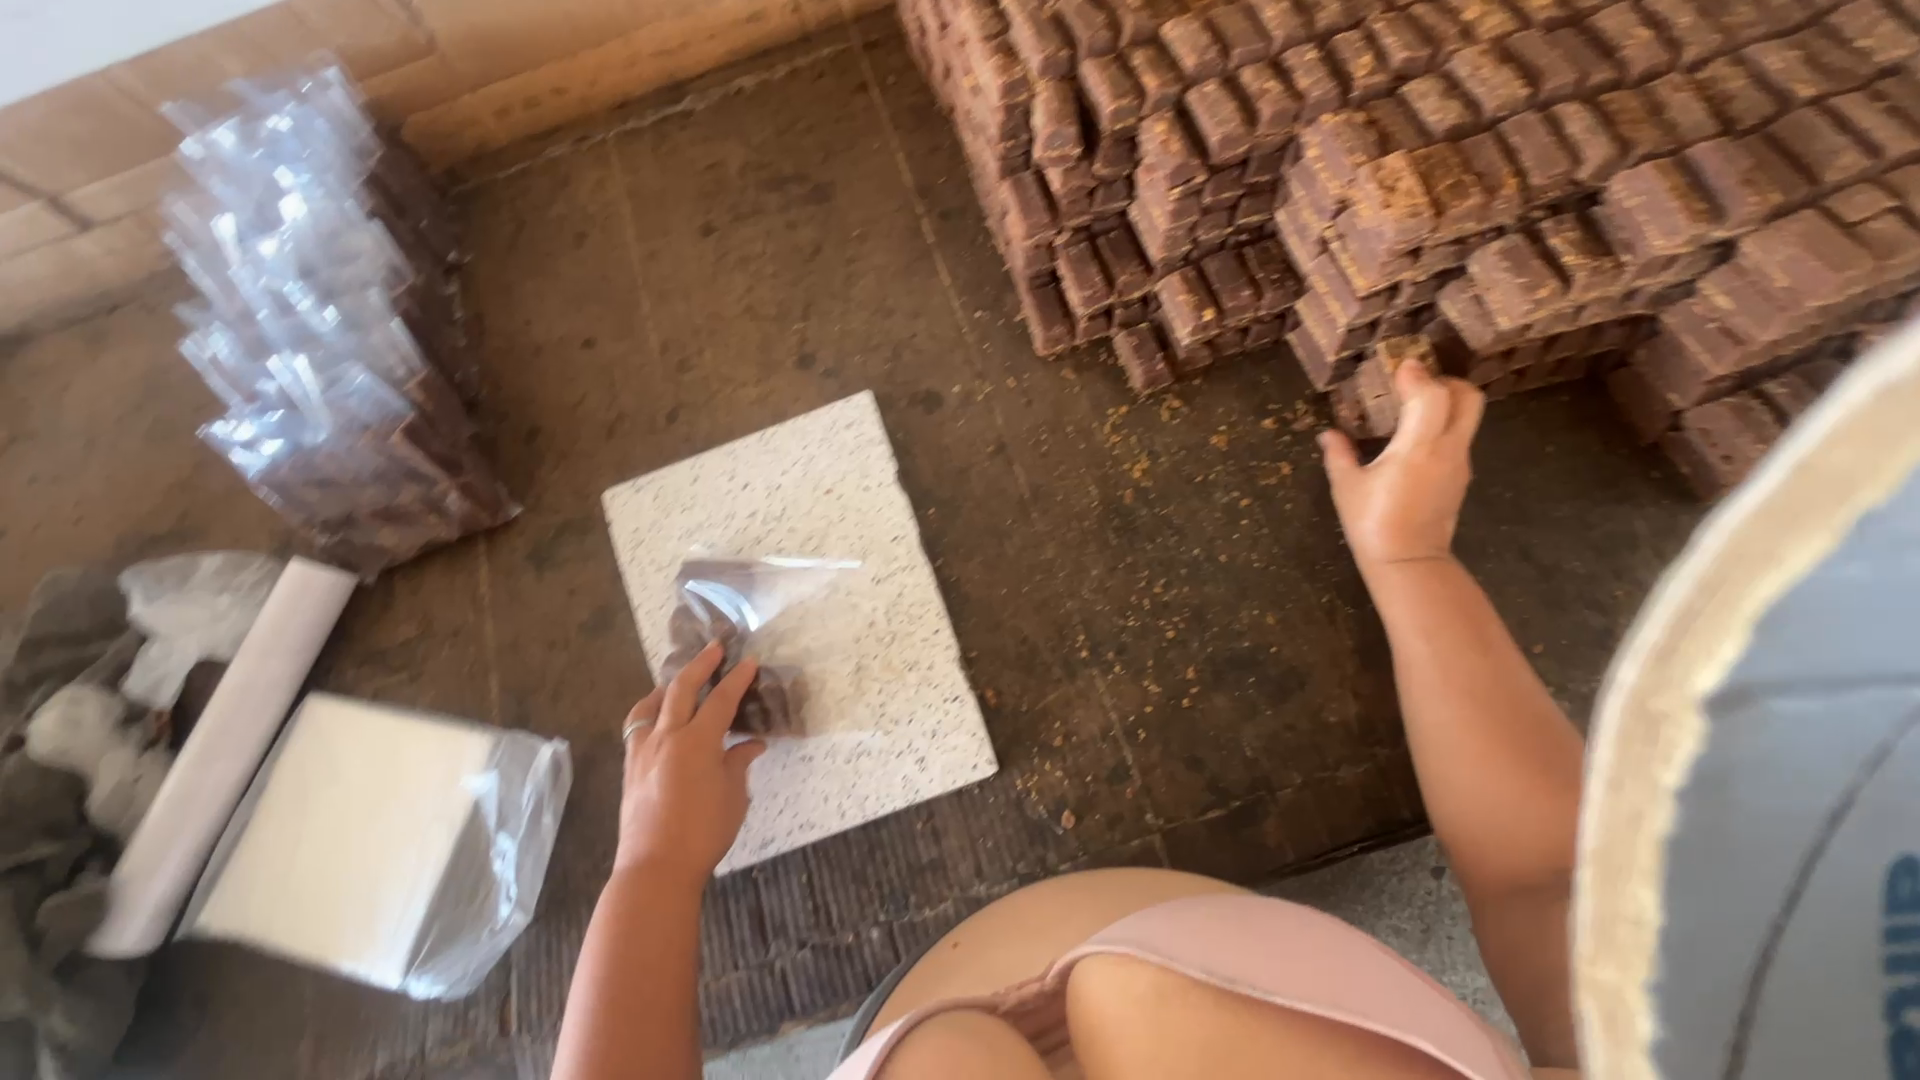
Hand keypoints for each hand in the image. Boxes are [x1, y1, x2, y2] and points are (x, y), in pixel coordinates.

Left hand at [613, 642, 767, 885]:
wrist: (655, 867)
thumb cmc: (704, 833)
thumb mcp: (734, 796)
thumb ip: (739, 763)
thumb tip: (751, 745)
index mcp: (697, 741)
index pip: (721, 700)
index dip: (737, 679)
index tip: (749, 662)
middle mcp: (666, 737)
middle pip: (682, 688)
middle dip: (700, 665)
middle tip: (715, 648)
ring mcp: (643, 751)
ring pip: (652, 704)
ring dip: (670, 686)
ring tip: (682, 681)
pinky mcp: (630, 767)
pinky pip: (637, 726)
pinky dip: (649, 711)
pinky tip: (657, 717)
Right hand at [1319, 361, 1484, 574]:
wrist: (1408, 561)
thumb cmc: (1371, 522)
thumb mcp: (1346, 487)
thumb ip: (1338, 454)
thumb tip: (1328, 434)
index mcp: (1418, 447)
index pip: (1431, 395)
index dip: (1416, 375)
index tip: (1400, 366)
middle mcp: (1448, 449)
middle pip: (1468, 398)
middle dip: (1446, 382)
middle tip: (1418, 384)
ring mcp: (1459, 463)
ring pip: (1468, 417)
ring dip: (1447, 403)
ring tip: (1416, 408)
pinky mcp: (1461, 477)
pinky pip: (1459, 439)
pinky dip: (1443, 426)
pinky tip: (1417, 439)